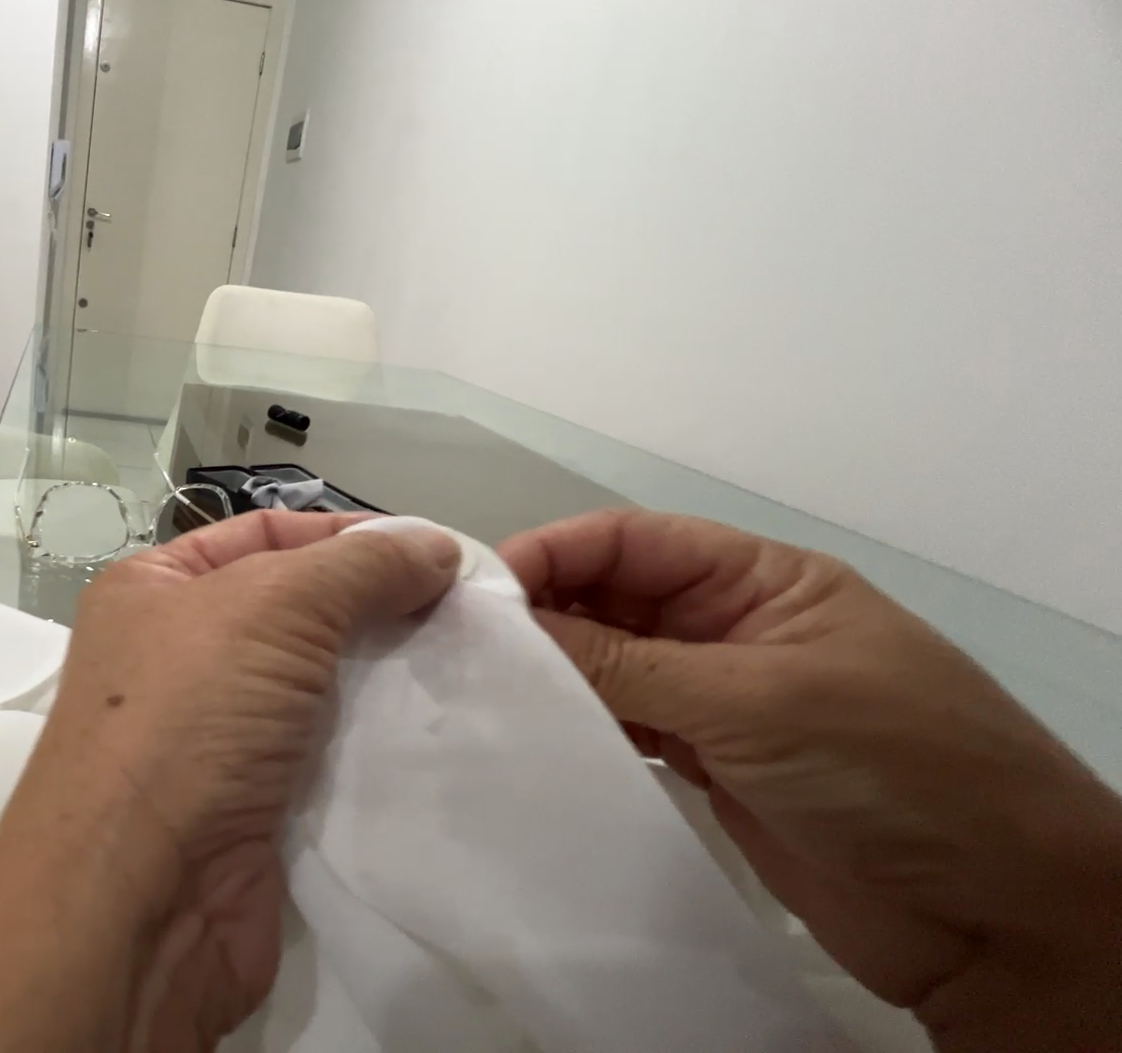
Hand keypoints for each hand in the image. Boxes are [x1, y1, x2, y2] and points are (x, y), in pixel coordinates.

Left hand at [8, 510, 459, 1050]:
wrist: (140, 898)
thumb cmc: (187, 715)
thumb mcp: (270, 605)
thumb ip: (356, 567)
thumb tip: (433, 546)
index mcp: (155, 588)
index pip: (263, 534)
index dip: (345, 534)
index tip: (430, 550)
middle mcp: (179, 653)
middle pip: (295, 609)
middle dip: (374, 605)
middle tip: (462, 610)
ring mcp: (214, 731)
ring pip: (316, 683)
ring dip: (384, 674)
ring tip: (464, 662)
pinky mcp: (252, 801)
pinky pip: (325, 751)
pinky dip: (375, 738)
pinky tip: (436, 727)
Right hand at [499, 509, 1121, 1052]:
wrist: (1000, 926)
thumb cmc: (891, 772)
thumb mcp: (752, 699)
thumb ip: (622, 663)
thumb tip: (509, 630)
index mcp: (755, 580)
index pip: (630, 540)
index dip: (554, 552)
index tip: (485, 591)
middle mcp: (724, 623)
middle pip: (608, 595)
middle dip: (542, 610)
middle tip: (468, 644)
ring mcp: (709, 691)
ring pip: (605, 657)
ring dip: (552, 667)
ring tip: (482, 685)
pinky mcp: (697, 752)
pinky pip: (617, 715)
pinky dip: (574, 716)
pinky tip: (530, 726)